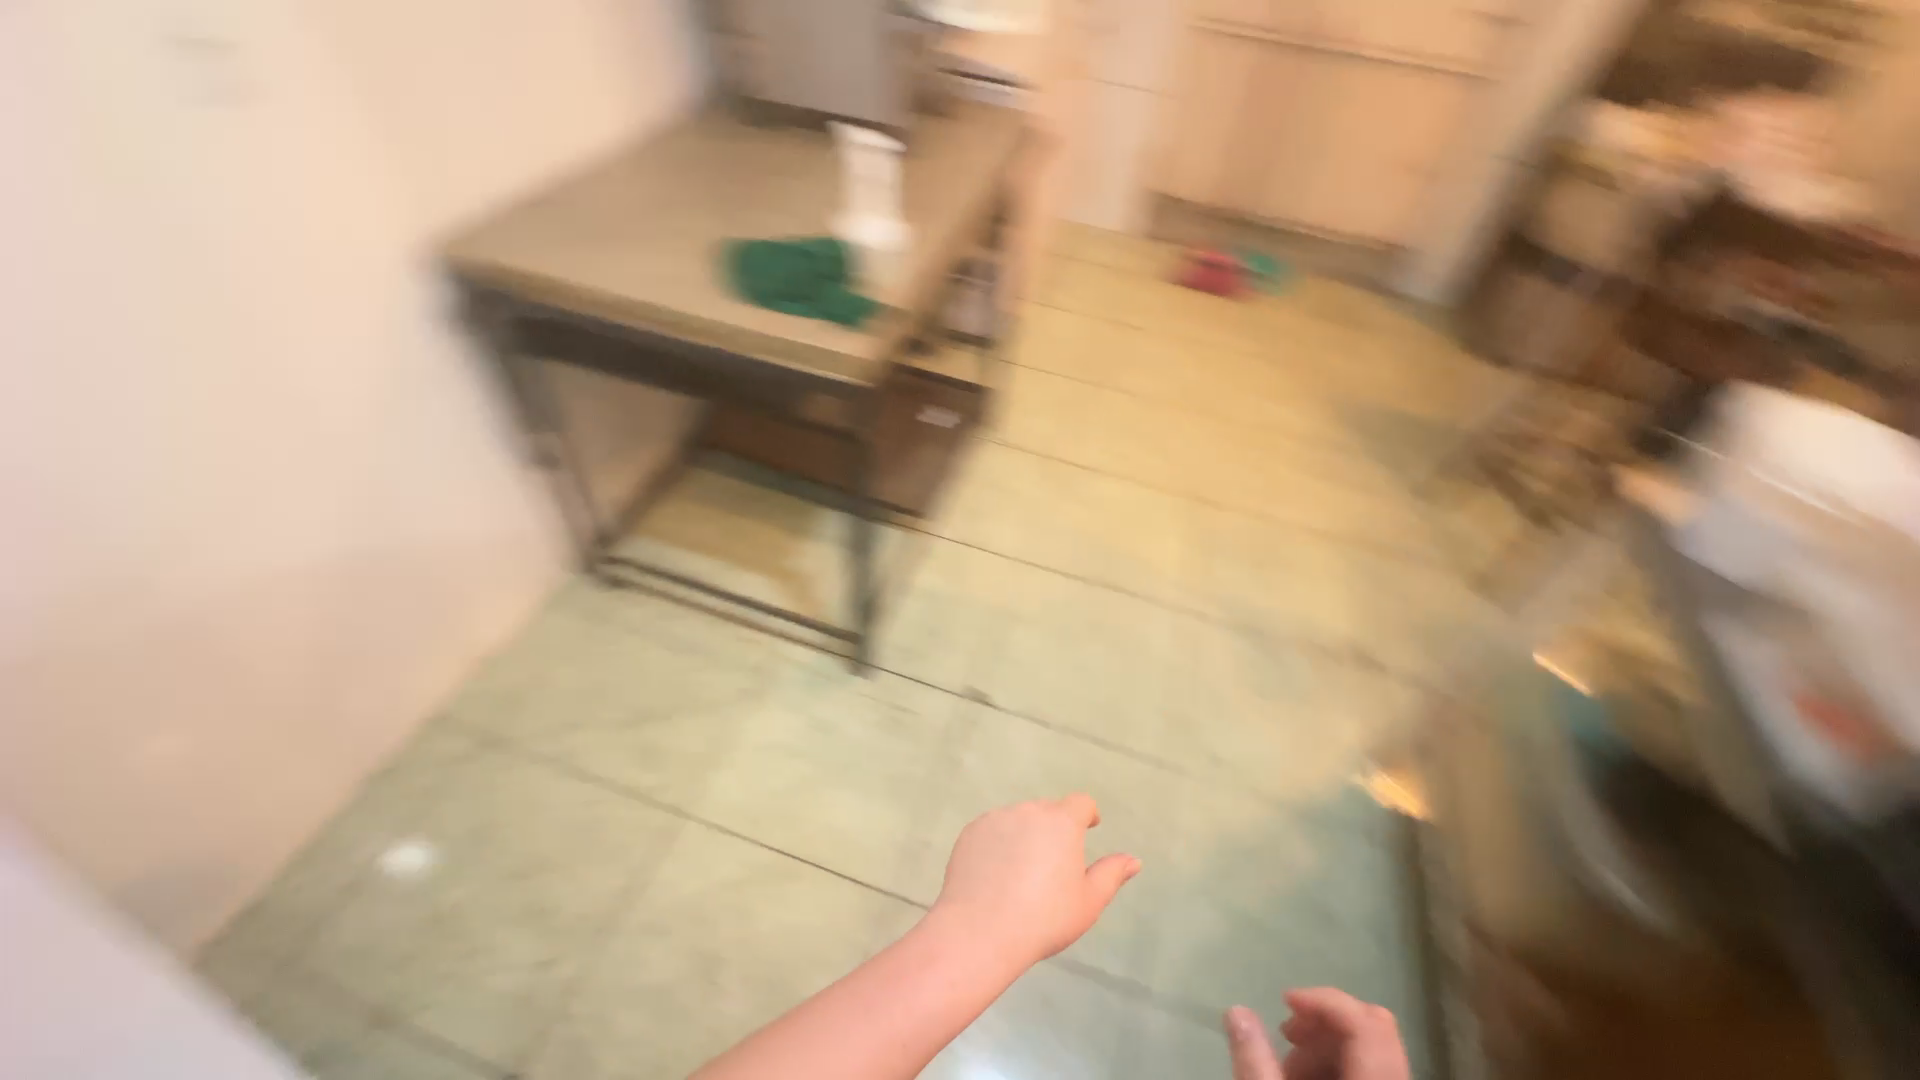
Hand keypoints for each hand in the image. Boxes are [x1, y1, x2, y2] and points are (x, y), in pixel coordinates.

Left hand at [929, 795, 1140, 967]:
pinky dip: (998, 844)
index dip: (1087, 814)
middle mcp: (1028, 811)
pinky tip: (996, 875)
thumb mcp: (1088, 902)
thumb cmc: (1045, 918)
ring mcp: (996, 819)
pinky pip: (992, 831)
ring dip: (1026, 834)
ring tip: (1023, 872)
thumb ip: (1111, 875)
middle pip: (1048, 810)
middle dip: (1055, 827)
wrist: (981, 930)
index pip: (1080, 803)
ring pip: (1018, 819)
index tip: (1089, 827)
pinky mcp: (970, 832)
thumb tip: (1133, 859)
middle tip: (1055, 862)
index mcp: (1061, 822)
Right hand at [1224, 989, 1409, 1079]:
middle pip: (1375, 1028)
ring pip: (1372, 1049)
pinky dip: (1336, 1063)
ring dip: (1326, 1044)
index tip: (1284, 1000)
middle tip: (1286, 1034)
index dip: (1325, 1000)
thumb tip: (1236, 1009)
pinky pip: (1371, 1068)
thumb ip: (1253, 1059)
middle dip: (1324, 1021)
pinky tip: (1304, 1078)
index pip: (1367, 1023)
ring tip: (1287, 1066)